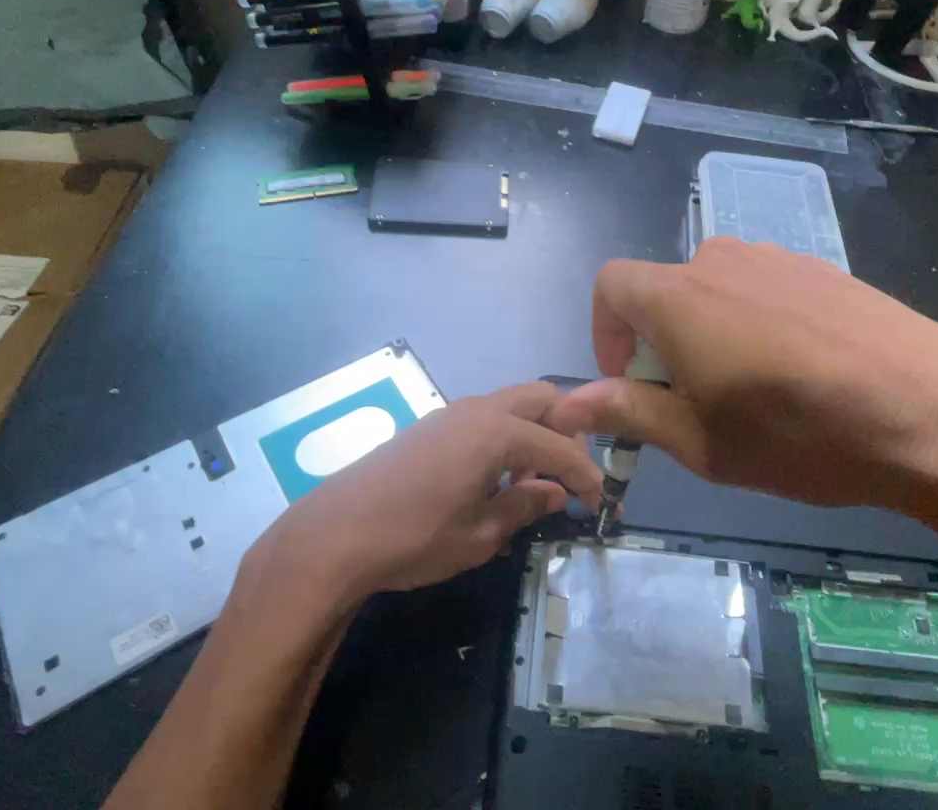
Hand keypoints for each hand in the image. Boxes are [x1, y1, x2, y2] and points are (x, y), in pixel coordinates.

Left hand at [265, 382, 603, 601]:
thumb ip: (525, 507)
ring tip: (534, 484)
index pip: (560, 446)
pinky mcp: (430, 427)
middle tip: (572, 476)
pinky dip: (506, 438)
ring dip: (534, 433)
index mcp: (497, 432)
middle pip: (541, 399)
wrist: (336, 535)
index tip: (601, 502)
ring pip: (511, 405)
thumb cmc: (415, 538)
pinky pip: (485, 418)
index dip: (586, 474)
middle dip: (567, 432)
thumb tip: (555, 493)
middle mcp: (477, 410)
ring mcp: (450, 414)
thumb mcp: (480, 535)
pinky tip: (497, 480)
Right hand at [543, 238, 937, 523]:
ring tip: (753, 392)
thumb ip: (627, 411)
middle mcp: (723, 262)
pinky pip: (768, 290)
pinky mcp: (827, 271)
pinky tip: (804, 374)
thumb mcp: (701, 441)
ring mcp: (780, 260)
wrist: (934, 414)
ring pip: (719, 291)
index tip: (633, 384)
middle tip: (696, 403)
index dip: (607, 334)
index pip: (610, 285)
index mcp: (679, 298)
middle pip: (666, 290)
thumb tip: (567, 406)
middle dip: (661, 342)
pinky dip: (760, 325)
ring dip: (712, 333)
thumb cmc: (800, 436)